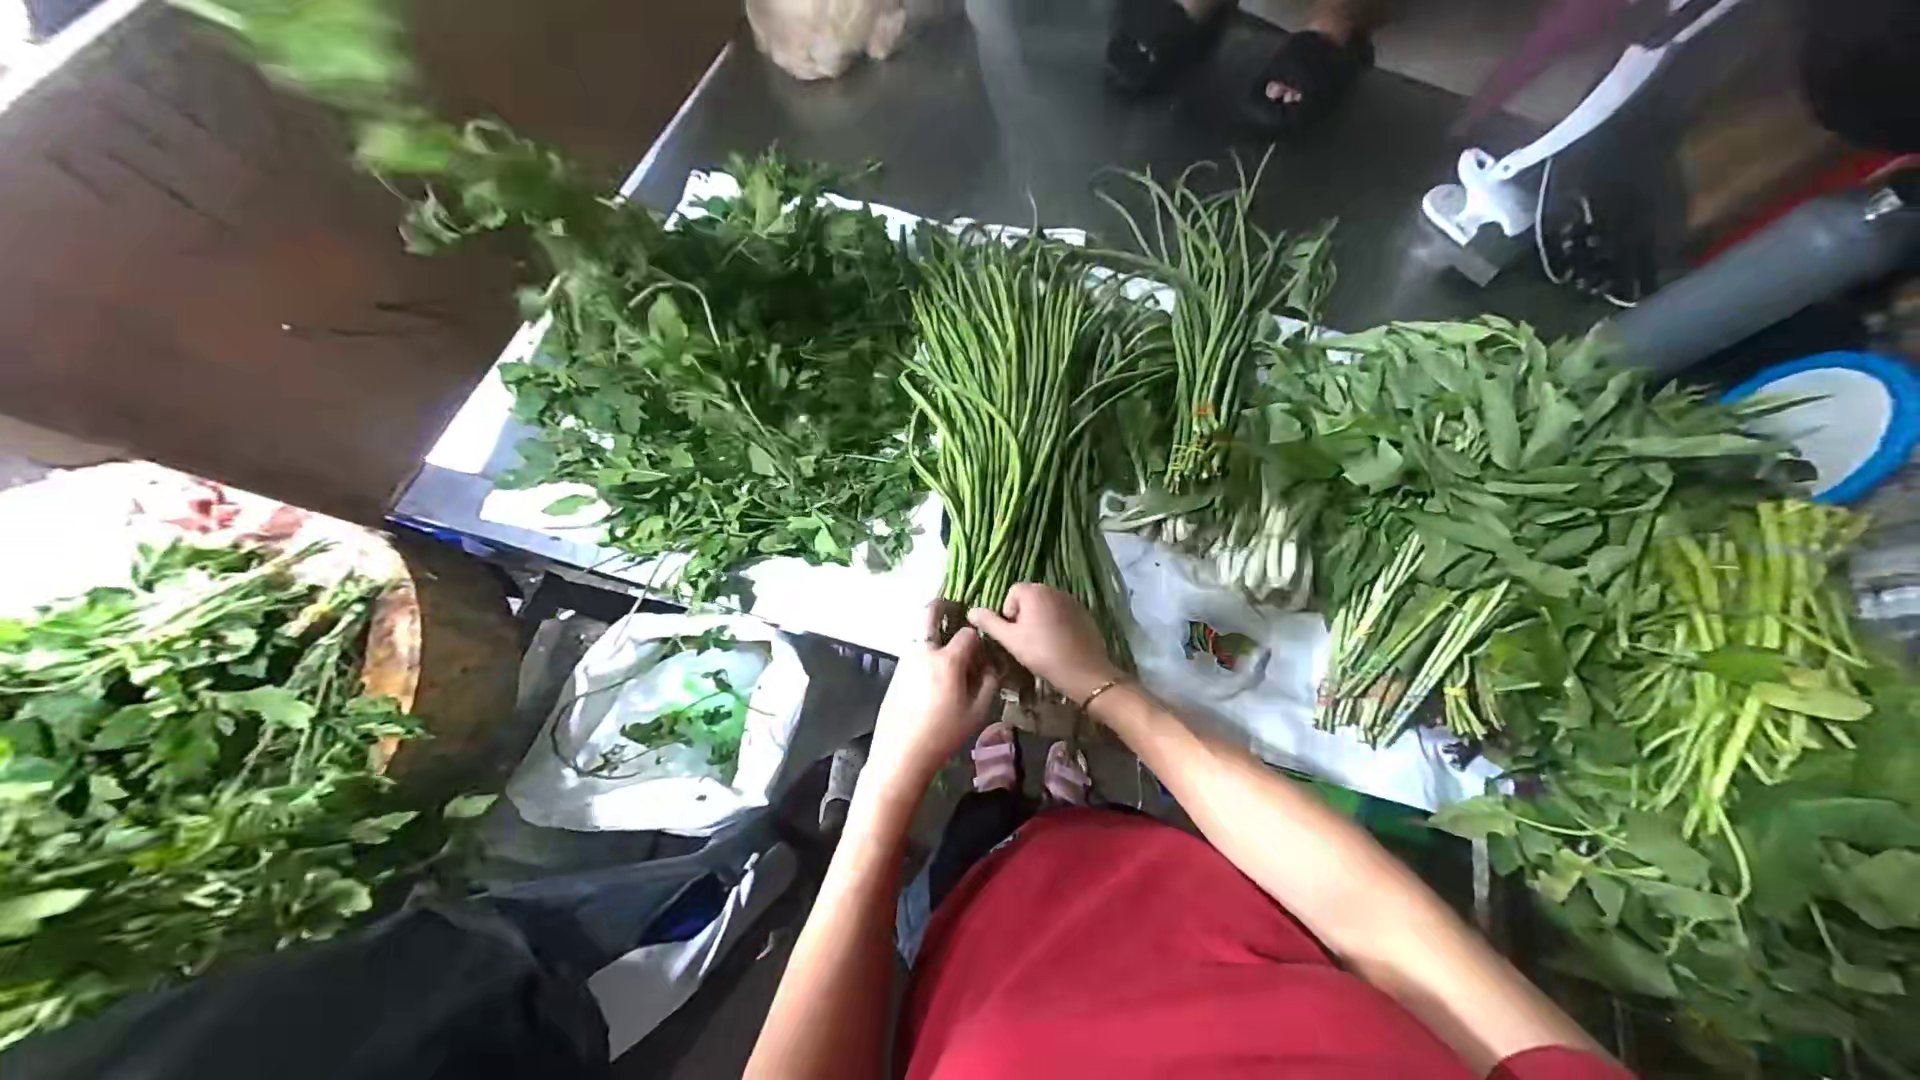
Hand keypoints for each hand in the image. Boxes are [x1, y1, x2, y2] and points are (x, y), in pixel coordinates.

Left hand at [866, 606, 1001, 797]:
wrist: (901, 753)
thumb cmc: (944, 734)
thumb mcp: (977, 711)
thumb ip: (989, 682)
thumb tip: (991, 665)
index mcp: (947, 659)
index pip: (968, 633)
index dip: (979, 639)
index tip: (983, 652)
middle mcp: (923, 651)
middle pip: (930, 612)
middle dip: (944, 604)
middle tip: (955, 608)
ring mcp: (906, 659)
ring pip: (920, 632)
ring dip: (933, 630)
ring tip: (948, 650)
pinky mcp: (896, 671)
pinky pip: (914, 650)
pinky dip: (925, 650)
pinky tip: (934, 673)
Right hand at [967, 583, 1122, 705]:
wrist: (1084, 671)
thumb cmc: (1043, 653)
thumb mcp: (1010, 640)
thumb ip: (989, 623)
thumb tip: (971, 611)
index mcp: (1034, 592)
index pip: (1012, 593)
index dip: (1008, 613)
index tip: (1014, 634)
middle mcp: (1053, 589)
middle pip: (1029, 597)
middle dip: (1023, 615)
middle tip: (1026, 640)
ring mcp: (1071, 600)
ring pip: (1046, 606)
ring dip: (1039, 619)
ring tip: (1042, 644)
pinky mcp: (1083, 612)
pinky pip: (1062, 613)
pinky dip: (1056, 623)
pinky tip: (1058, 643)